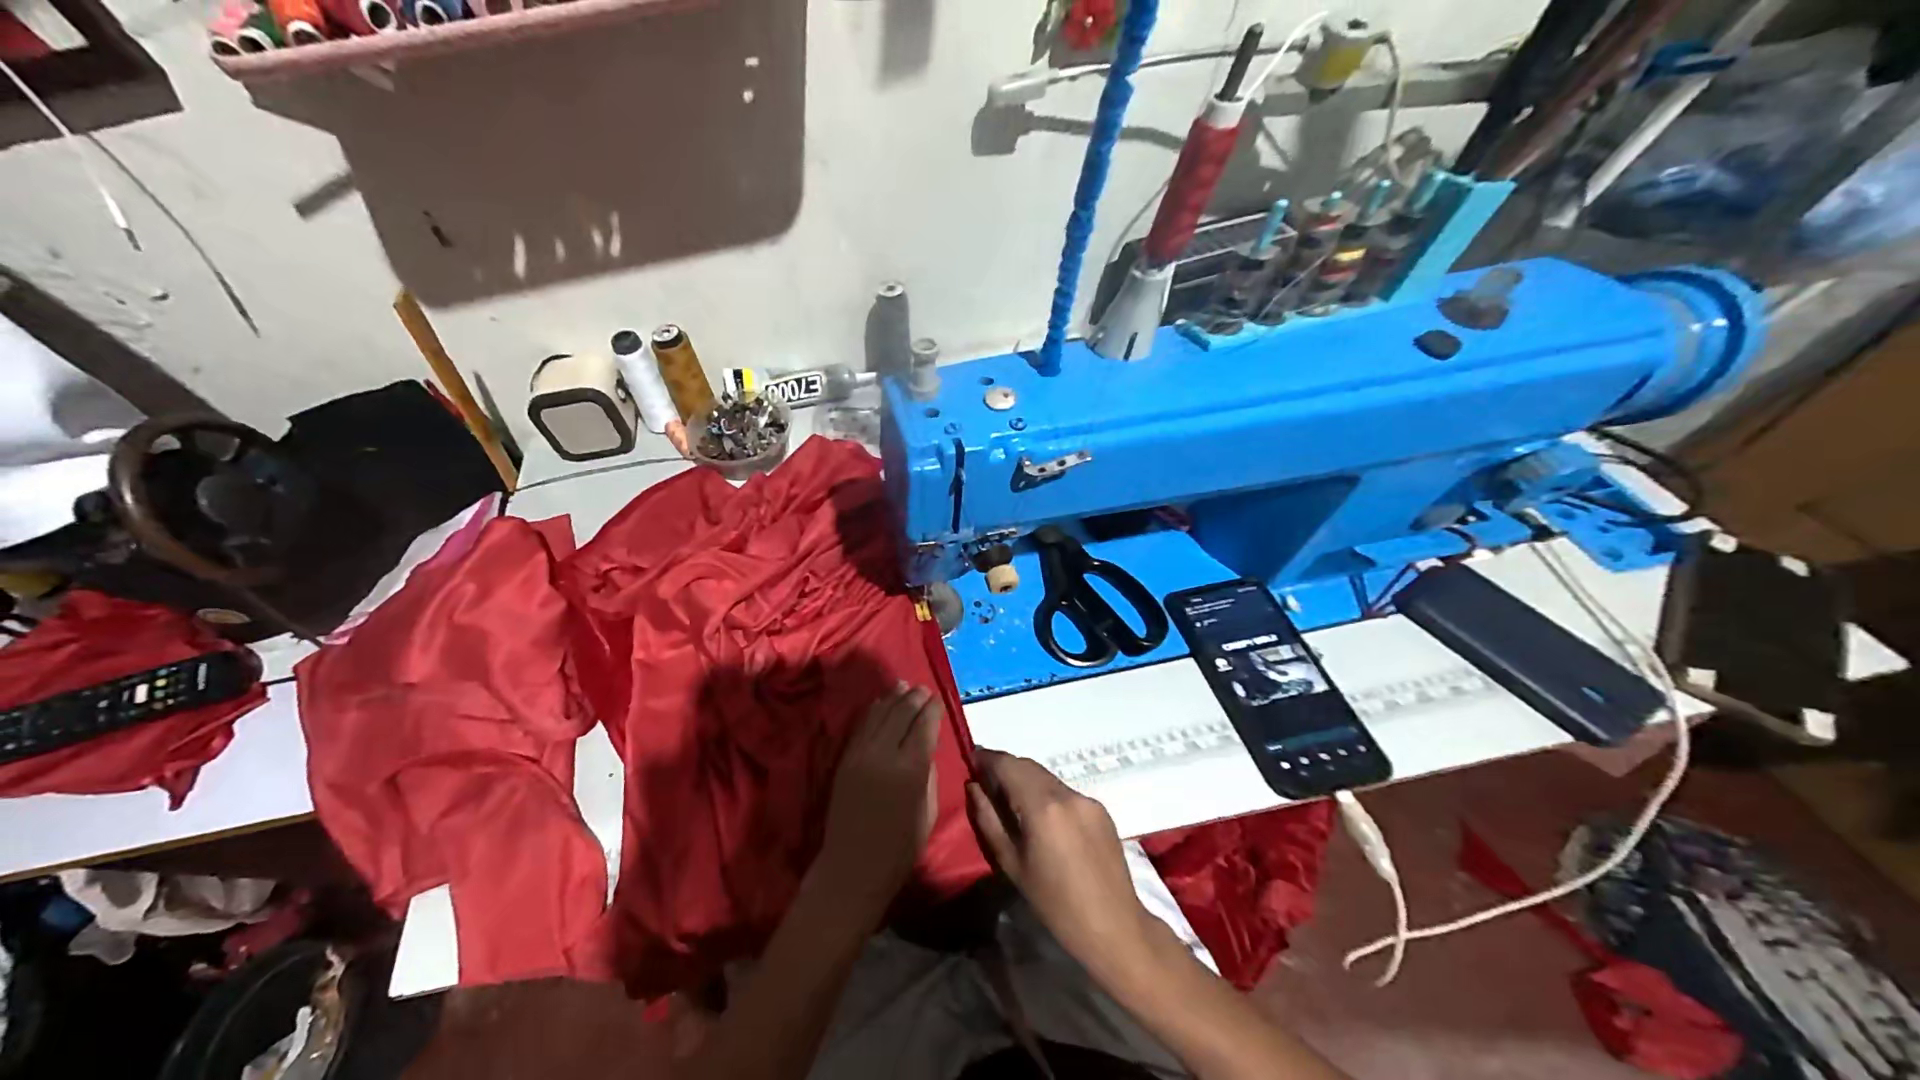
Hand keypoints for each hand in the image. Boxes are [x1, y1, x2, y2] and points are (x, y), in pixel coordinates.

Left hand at [816, 684, 941, 910]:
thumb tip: (926, 750)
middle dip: (914, 699)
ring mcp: (860, 754)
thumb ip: (929, 775)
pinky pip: (861, 727)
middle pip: (901, 714)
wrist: (854, 864)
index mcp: (910, 769)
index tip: (938, 700)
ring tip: (903, 686)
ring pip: (879, 715)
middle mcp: (884, 754)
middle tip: (923, 689)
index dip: (932, 710)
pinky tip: (880, 703)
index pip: (923, 727)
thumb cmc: (900, 847)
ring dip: (892, 698)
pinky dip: (872, 711)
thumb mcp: (928, 811)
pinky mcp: (845, 759)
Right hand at [966, 749, 1155, 977]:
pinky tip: (1041, 817)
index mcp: (1043, 807)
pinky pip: (1066, 793)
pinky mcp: (1101, 810)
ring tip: (1009, 800)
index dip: (987, 758)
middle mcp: (1068, 794)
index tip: (971, 760)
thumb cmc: (1055, 903)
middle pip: (1029, 767)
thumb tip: (974, 787)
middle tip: (985, 781)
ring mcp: (1088, 800)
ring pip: (1048, 778)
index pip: (1009, 765)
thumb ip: (988, 819)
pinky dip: (1047, 795)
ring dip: (1026, 780)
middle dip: (1005, 768)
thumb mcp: (1011, 863)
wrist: (1113, 926)